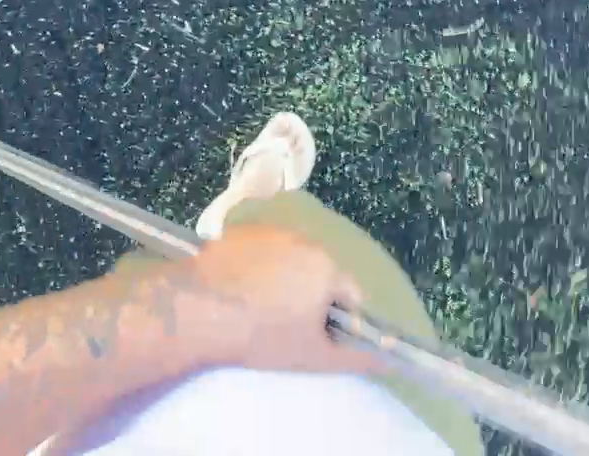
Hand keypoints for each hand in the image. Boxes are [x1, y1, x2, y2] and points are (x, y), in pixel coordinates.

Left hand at [180, 223, 384, 375]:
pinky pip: (261, 249)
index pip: (349, 293)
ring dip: (284, 277)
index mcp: (325, 264)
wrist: (200, 309)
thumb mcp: (315, 356)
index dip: (338, 319)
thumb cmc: (263, 334)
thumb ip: (357, 357)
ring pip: (289, 258)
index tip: (315, 335)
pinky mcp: (238, 230)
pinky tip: (240, 288)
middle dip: (311, 295)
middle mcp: (300, 237)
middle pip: (319, 271)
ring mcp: (266, 229)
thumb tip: (388, 360)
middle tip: (286, 323)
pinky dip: (258, 265)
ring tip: (260, 306)